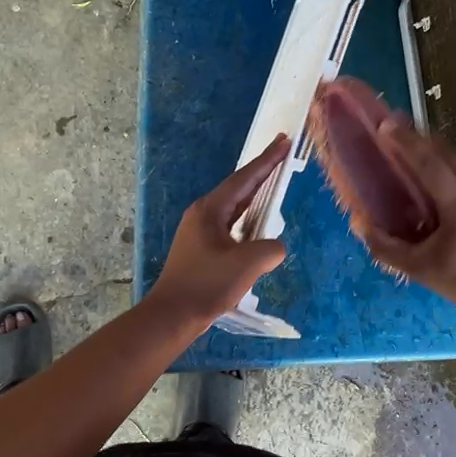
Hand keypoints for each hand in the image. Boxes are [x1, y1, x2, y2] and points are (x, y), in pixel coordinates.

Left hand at [146, 136, 292, 331]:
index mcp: (210, 209)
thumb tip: (275, 247)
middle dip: (263, 173)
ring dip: (255, 197)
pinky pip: (230, 225)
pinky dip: (248, 219)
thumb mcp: (247, 264)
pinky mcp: (200, 248)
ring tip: (275, 186)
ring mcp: (199, 231)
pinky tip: (258, 227)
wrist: (172, 316)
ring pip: (234, 207)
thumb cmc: (207, 285)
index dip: (267, 160)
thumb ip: (270, 249)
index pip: (245, 178)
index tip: (283, 141)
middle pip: (239, 188)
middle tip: (283, 155)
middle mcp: (202, 214)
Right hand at [360, 120, 455, 327]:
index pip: (430, 164)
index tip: (383, 125)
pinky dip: (442, 162)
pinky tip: (427, 167)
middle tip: (389, 126)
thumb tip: (359, 222)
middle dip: (415, 137)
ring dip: (429, 148)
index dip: (405, 142)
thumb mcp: (420, 271)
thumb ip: (386, 247)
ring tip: (404, 141)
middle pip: (444, 152)